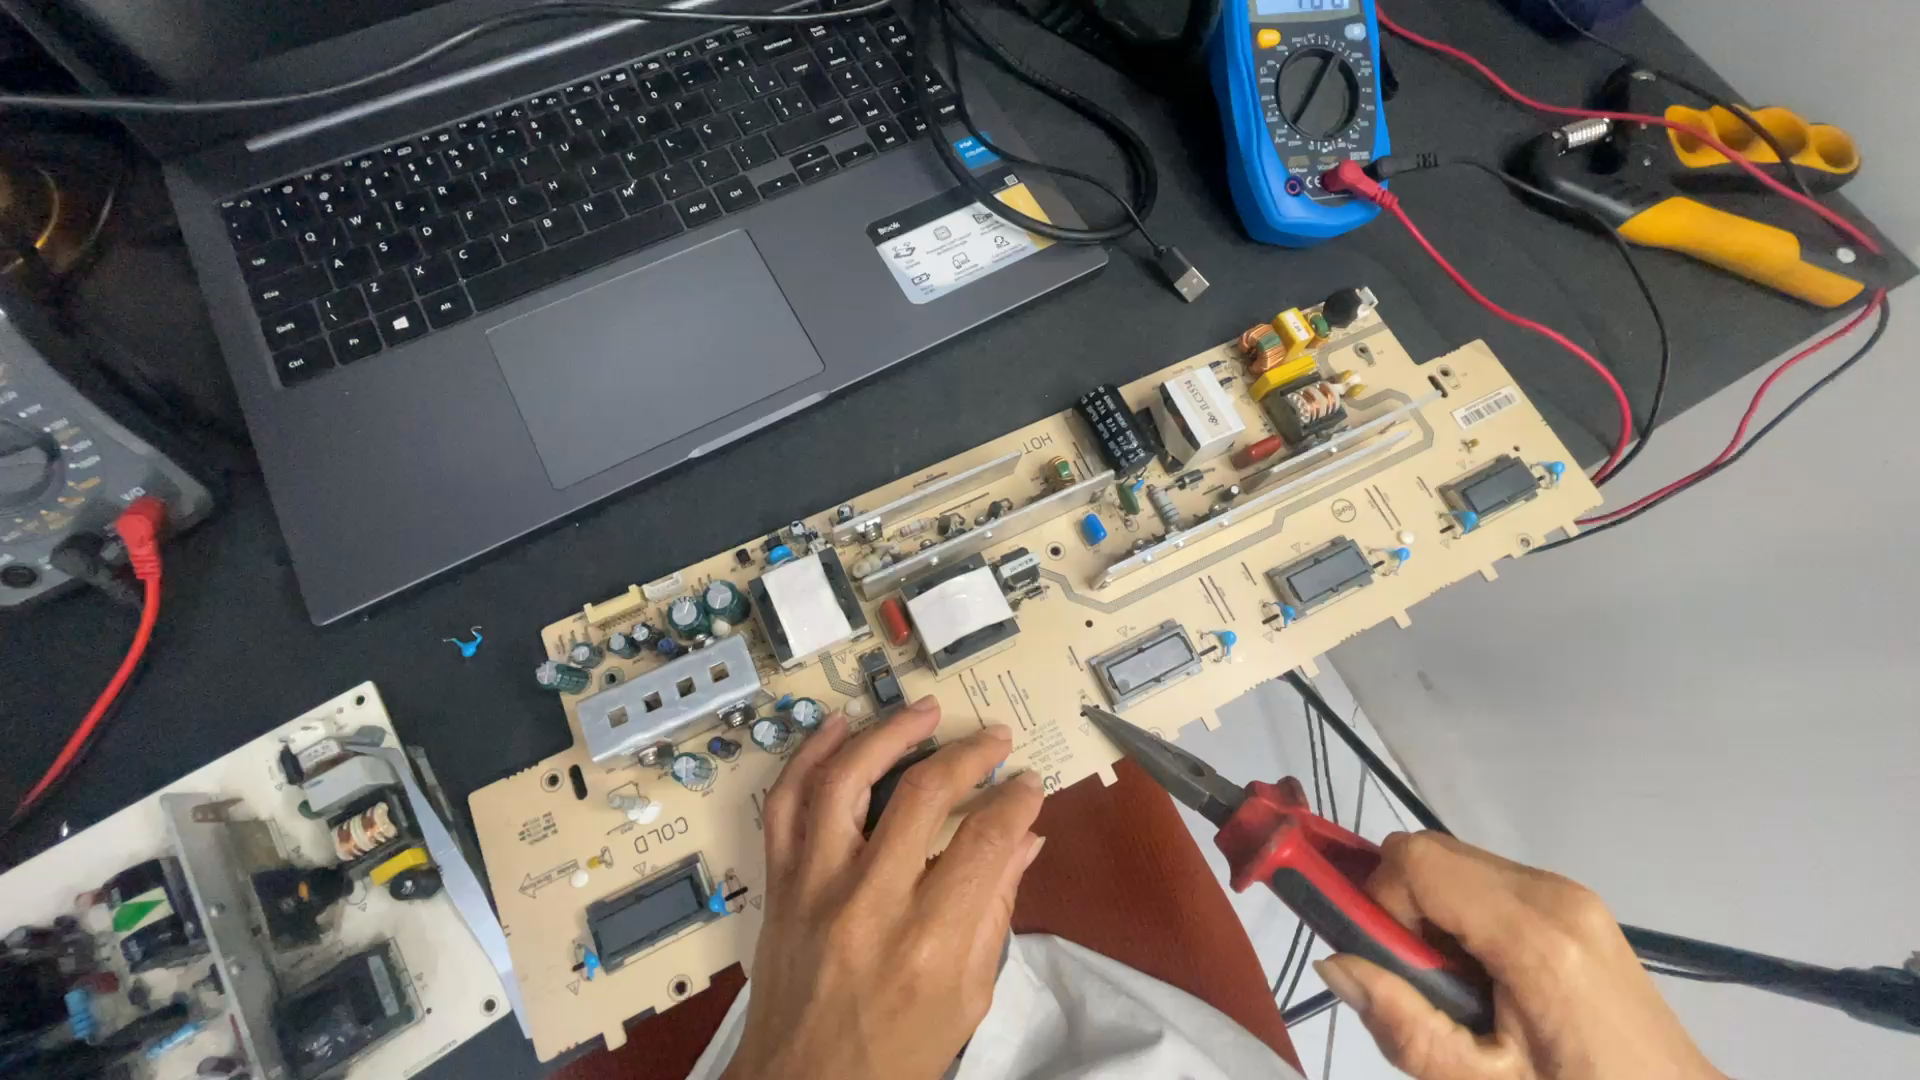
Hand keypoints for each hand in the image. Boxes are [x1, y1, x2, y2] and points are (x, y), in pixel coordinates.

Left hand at [721, 696, 1044, 1079]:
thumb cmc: (897, 1054)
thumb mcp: (969, 997)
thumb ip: (997, 908)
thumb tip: (1025, 838)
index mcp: (930, 942)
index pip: (985, 841)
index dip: (1015, 799)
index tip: (1028, 781)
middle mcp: (870, 904)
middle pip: (922, 796)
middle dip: (969, 754)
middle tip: (995, 738)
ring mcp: (815, 887)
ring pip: (845, 782)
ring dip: (889, 733)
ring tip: (925, 709)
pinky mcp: (780, 883)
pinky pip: (784, 804)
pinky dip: (809, 756)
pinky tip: (839, 726)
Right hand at [1314, 832, 1723, 1079]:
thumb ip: (1405, 1026)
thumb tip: (1333, 962)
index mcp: (1538, 938)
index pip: (1416, 861)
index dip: (1381, 902)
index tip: (1394, 965)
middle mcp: (1553, 893)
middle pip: (1427, 852)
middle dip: (1399, 905)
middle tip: (1420, 979)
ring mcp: (1567, 892)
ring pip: (1449, 860)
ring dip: (1426, 909)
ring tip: (1455, 983)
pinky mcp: (1570, 900)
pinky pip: (1479, 876)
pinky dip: (1455, 910)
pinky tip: (1482, 973)